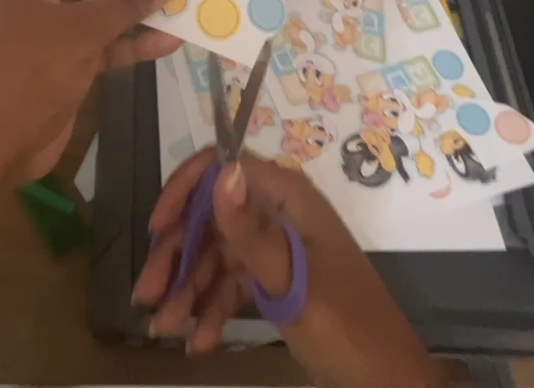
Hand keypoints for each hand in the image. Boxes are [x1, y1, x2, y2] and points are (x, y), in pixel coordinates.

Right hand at [132, 153, 446, 387]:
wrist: (387, 383)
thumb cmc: (345, 326)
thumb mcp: (291, 281)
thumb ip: (250, 230)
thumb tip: (222, 169)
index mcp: (287, 197)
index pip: (224, 167)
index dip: (184, 190)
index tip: (154, 227)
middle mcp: (278, 212)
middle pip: (212, 216)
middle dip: (177, 254)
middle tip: (145, 294)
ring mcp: (277, 246)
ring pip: (217, 253)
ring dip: (188, 287)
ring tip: (162, 327)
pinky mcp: (276, 280)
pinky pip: (232, 282)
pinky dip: (211, 307)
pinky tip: (196, 340)